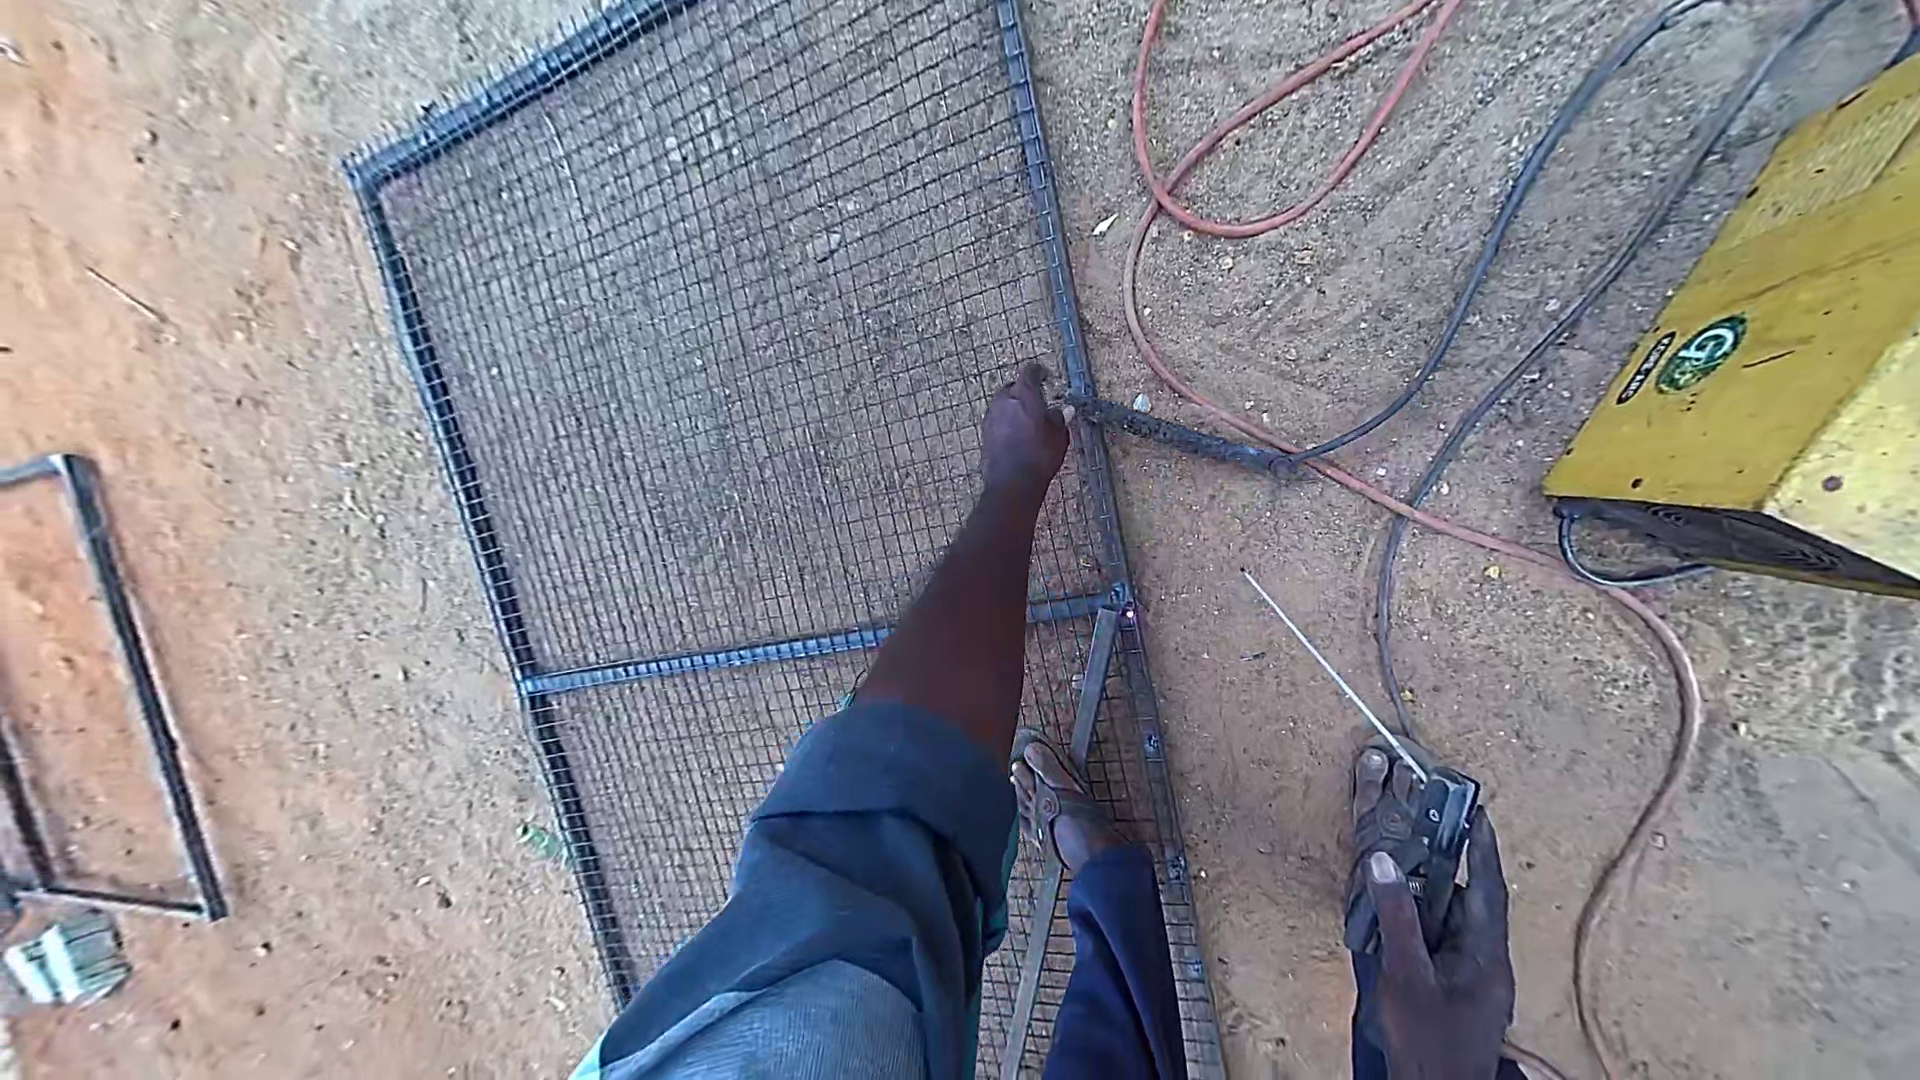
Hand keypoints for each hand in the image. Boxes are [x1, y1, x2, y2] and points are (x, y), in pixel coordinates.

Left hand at [981, 363, 1068, 499]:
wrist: (1012, 482)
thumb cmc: (1039, 455)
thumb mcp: (1058, 436)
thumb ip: (1059, 418)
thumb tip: (1063, 410)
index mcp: (1024, 394)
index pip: (1030, 372)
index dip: (1038, 372)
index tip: (1045, 375)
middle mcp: (1003, 401)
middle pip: (1012, 388)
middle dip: (1023, 392)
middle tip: (1037, 401)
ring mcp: (991, 417)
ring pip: (1003, 405)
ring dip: (1013, 408)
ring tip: (1027, 421)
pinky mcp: (985, 434)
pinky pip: (997, 421)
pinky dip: (1006, 423)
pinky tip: (1016, 435)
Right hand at [1364, 808, 1515, 1078]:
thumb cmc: (1426, 1034)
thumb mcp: (1406, 973)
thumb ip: (1396, 916)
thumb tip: (1382, 859)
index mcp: (1485, 956)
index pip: (1488, 891)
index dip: (1483, 851)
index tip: (1478, 813)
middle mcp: (1485, 960)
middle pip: (1470, 900)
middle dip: (1452, 861)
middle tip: (1427, 824)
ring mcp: (1471, 973)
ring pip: (1452, 917)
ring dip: (1432, 887)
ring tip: (1404, 856)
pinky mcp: (1454, 981)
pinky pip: (1439, 933)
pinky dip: (1421, 910)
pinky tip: (1397, 902)